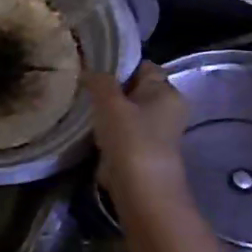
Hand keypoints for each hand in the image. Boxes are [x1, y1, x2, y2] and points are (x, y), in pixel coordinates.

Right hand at [85, 62, 188, 195]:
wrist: (140, 185)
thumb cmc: (129, 137)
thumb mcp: (109, 102)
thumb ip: (99, 82)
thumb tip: (89, 71)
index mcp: (167, 92)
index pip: (145, 67)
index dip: (120, 65)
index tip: (93, 69)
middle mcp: (168, 108)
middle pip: (136, 89)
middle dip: (112, 88)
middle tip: (84, 88)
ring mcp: (157, 130)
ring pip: (128, 110)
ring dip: (109, 110)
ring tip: (84, 107)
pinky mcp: (143, 148)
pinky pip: (124, 129)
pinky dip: (109, 128)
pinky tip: (91, 129)